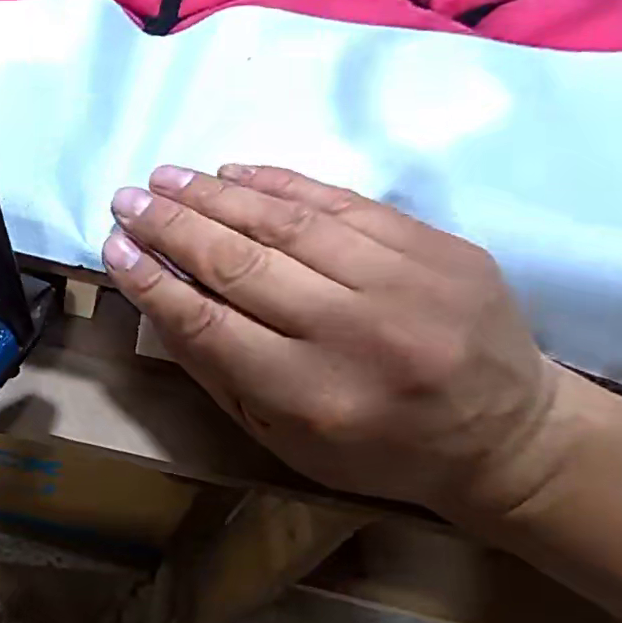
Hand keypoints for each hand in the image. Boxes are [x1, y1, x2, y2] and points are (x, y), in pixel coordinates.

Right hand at [101, 163, 578, 520]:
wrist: (507, 436)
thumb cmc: (374, 450)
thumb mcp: (282, 436)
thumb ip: (218, 370)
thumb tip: (160, 300)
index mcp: (313, 396)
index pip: (210, 324)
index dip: (154, 281)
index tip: (114, 247)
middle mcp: (357, 333)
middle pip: (241, 264)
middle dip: (172, 226)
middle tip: (126, 199)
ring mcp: (406, 281)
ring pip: (287, 223)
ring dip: (214, 194)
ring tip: (165, 177)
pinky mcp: (438, 245)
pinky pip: (341, 200)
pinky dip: (279, 182)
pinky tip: (232, 171)